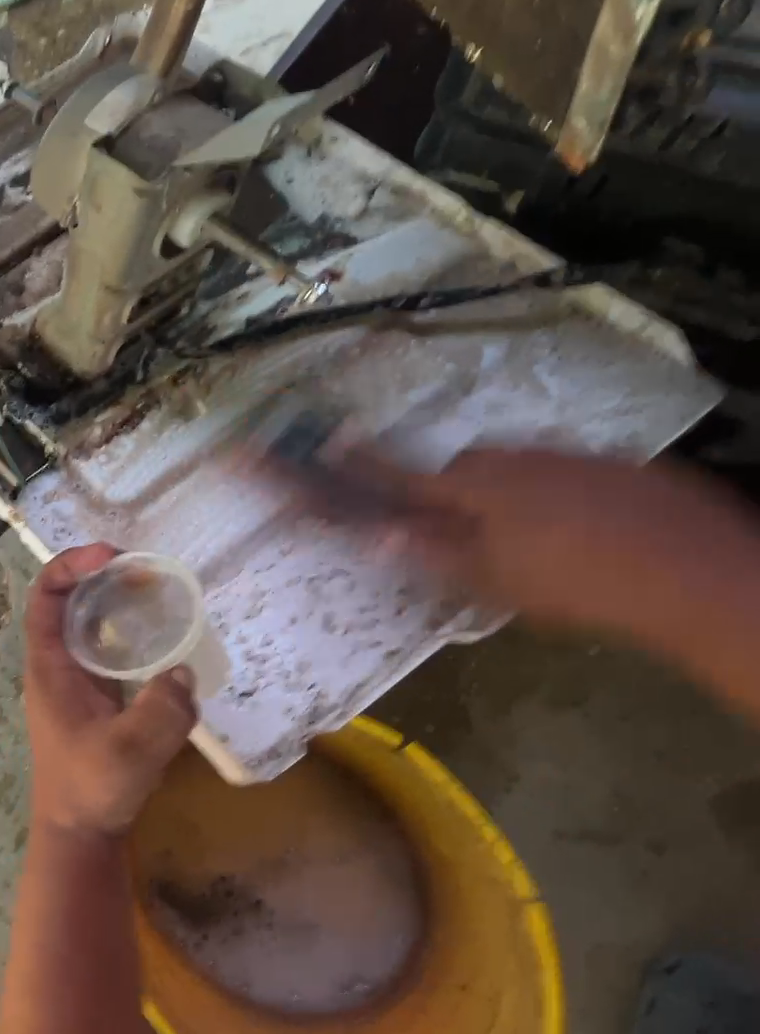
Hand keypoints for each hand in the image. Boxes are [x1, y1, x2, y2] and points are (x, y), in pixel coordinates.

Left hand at [23, 544, 197, 837]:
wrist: (79, 830)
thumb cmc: (90, 789)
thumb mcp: (129, 754)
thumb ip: (160, 714)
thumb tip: (183, 673)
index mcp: (47, 666)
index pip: (44, 598)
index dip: (69, 566)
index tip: (111, 556)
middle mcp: (56, 663)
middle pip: (68, 601)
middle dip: (100, 576)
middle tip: (146, 568)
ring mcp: (75, 678)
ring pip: (90, 623)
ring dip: (116, 600)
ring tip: (157, 588)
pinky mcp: (97, 694)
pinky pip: (109, 648)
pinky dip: (131, 631)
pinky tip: (163, 632)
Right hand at [385, 448, 759, 643]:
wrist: (701, 578)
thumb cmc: (575, 584)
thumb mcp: (489, 579)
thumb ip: (429, 553)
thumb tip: (377, 536)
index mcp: (477, 487)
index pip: (404, 474)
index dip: (364, 465)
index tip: (331, 448)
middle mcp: (519, 460)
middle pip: (463, 464)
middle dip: (446, 485)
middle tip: (447, 518)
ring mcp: (575, 458)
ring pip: (517, 465)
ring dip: (502, 488)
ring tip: (517, 527)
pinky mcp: (624, 467)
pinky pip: (566, 471)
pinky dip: (553, 491)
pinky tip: (575, 525)